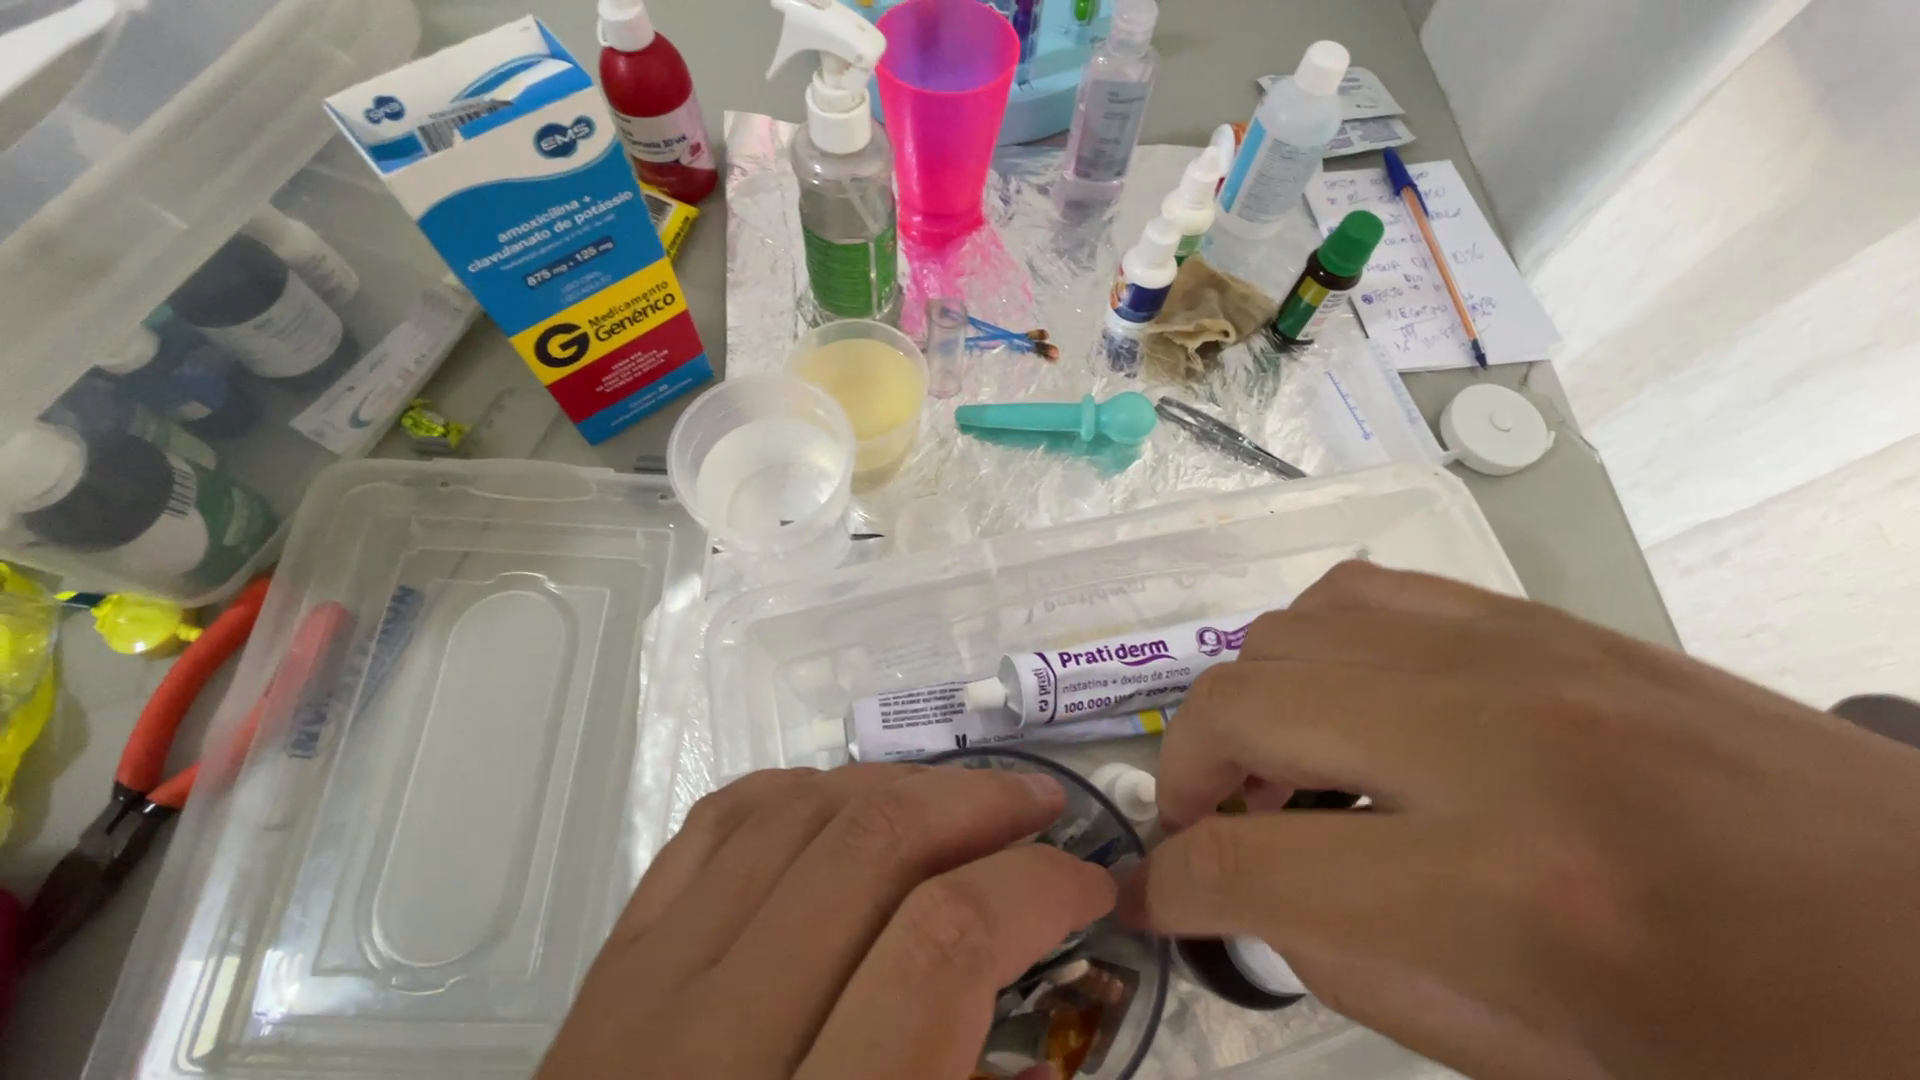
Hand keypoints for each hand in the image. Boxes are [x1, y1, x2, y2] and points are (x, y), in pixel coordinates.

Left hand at [539, 764, 1114, 1079]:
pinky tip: (846, 801)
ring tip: (961, 795)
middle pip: (866, 850)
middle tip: (1041, 806)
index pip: (939, 946)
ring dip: (897, 783)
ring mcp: (646, 992)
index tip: (1088, 881)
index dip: (1033, 889)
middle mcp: (716, 1045)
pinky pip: (713, 828)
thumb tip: (1048, 1025)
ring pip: (790, 817)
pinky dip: (796, 791)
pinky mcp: (612, 967)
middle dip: (976, 805)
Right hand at [1129, 561, 1919, 1079]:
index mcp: (1503, 893)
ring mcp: (1521, 655)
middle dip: (1185, 771)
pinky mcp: (1544, 618)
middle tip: (1205, 826)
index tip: (1151, 893)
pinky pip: (1360, 590)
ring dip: (1245, 704)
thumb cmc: (1744, 1044)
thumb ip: (1343, 964)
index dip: (1172, 882)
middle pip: (1240, 703)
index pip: (1248, 862)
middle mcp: (1492, 741)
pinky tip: (1340, 702)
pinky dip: (1311, 644)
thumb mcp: (1523, 1059)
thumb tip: (1241, 889)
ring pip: (1286, 629)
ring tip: (1274, 767)